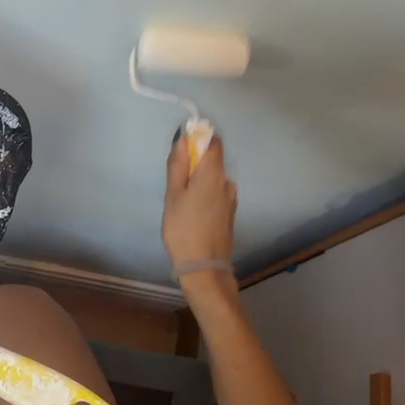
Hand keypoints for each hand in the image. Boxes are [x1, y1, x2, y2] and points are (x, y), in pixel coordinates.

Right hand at [163, 133, 236, 271]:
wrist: (204, 266)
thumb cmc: (183, 228)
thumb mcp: (173, 195)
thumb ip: (178, 165)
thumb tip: (183, 139)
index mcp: (213, 174)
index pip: (213, 142)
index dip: (199, 138)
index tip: (183, 148)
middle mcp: (227, 182)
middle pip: (213, 161)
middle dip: (195, 164)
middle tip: (176, 183)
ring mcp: (231, 198)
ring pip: (214, 179)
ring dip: (200, 182)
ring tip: (182, 202)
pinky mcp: (230, 213)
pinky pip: (217, 194)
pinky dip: (205, 195)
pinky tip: (194, 213)